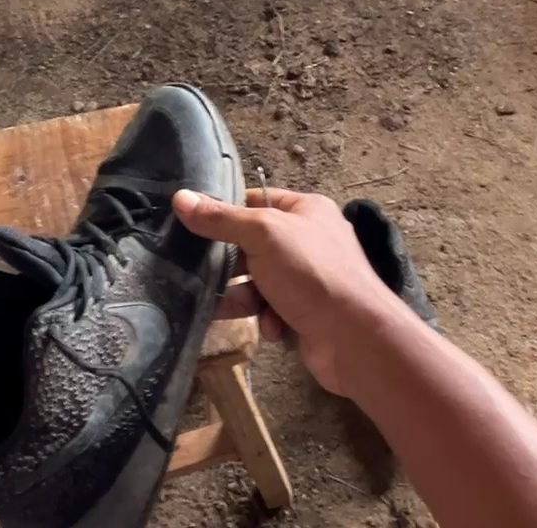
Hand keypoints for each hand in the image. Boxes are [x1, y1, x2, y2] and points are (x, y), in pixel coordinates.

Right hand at [174, 187, 412, 394]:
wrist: (355, 339)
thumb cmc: (310, 273)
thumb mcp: (262, 236)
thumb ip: (221, 219)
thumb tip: (180, 198)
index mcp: (305, 210)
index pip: (256, 201)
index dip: (227, 212)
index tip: (195, 226)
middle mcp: (309, 240)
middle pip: (254, 245)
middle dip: (233, 265)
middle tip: (204, 274)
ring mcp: (309, 278)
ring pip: (259, 281)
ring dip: (246, 297)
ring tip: (234, 308)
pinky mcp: (307, 313)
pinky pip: (272, 309)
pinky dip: (267, 319)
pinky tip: (272, 328)